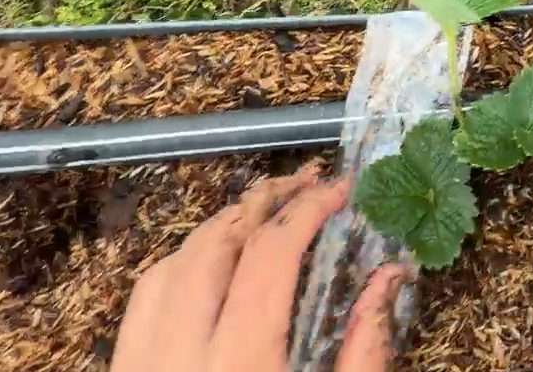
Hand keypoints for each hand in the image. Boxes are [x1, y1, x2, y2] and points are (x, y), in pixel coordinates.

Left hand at [112, 162, 405, 371]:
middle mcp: (175, 364)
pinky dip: (182, 263)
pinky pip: (143, 304)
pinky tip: (215, 263)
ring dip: (222, 225)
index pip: (269, 257)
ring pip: (170, 267)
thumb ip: (364, 351)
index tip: (344, 189)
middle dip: (265, 200)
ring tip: (268, 209)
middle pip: (214, 246)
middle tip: (309, 180)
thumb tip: (389, 277)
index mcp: (237, 371)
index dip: (309, 209)